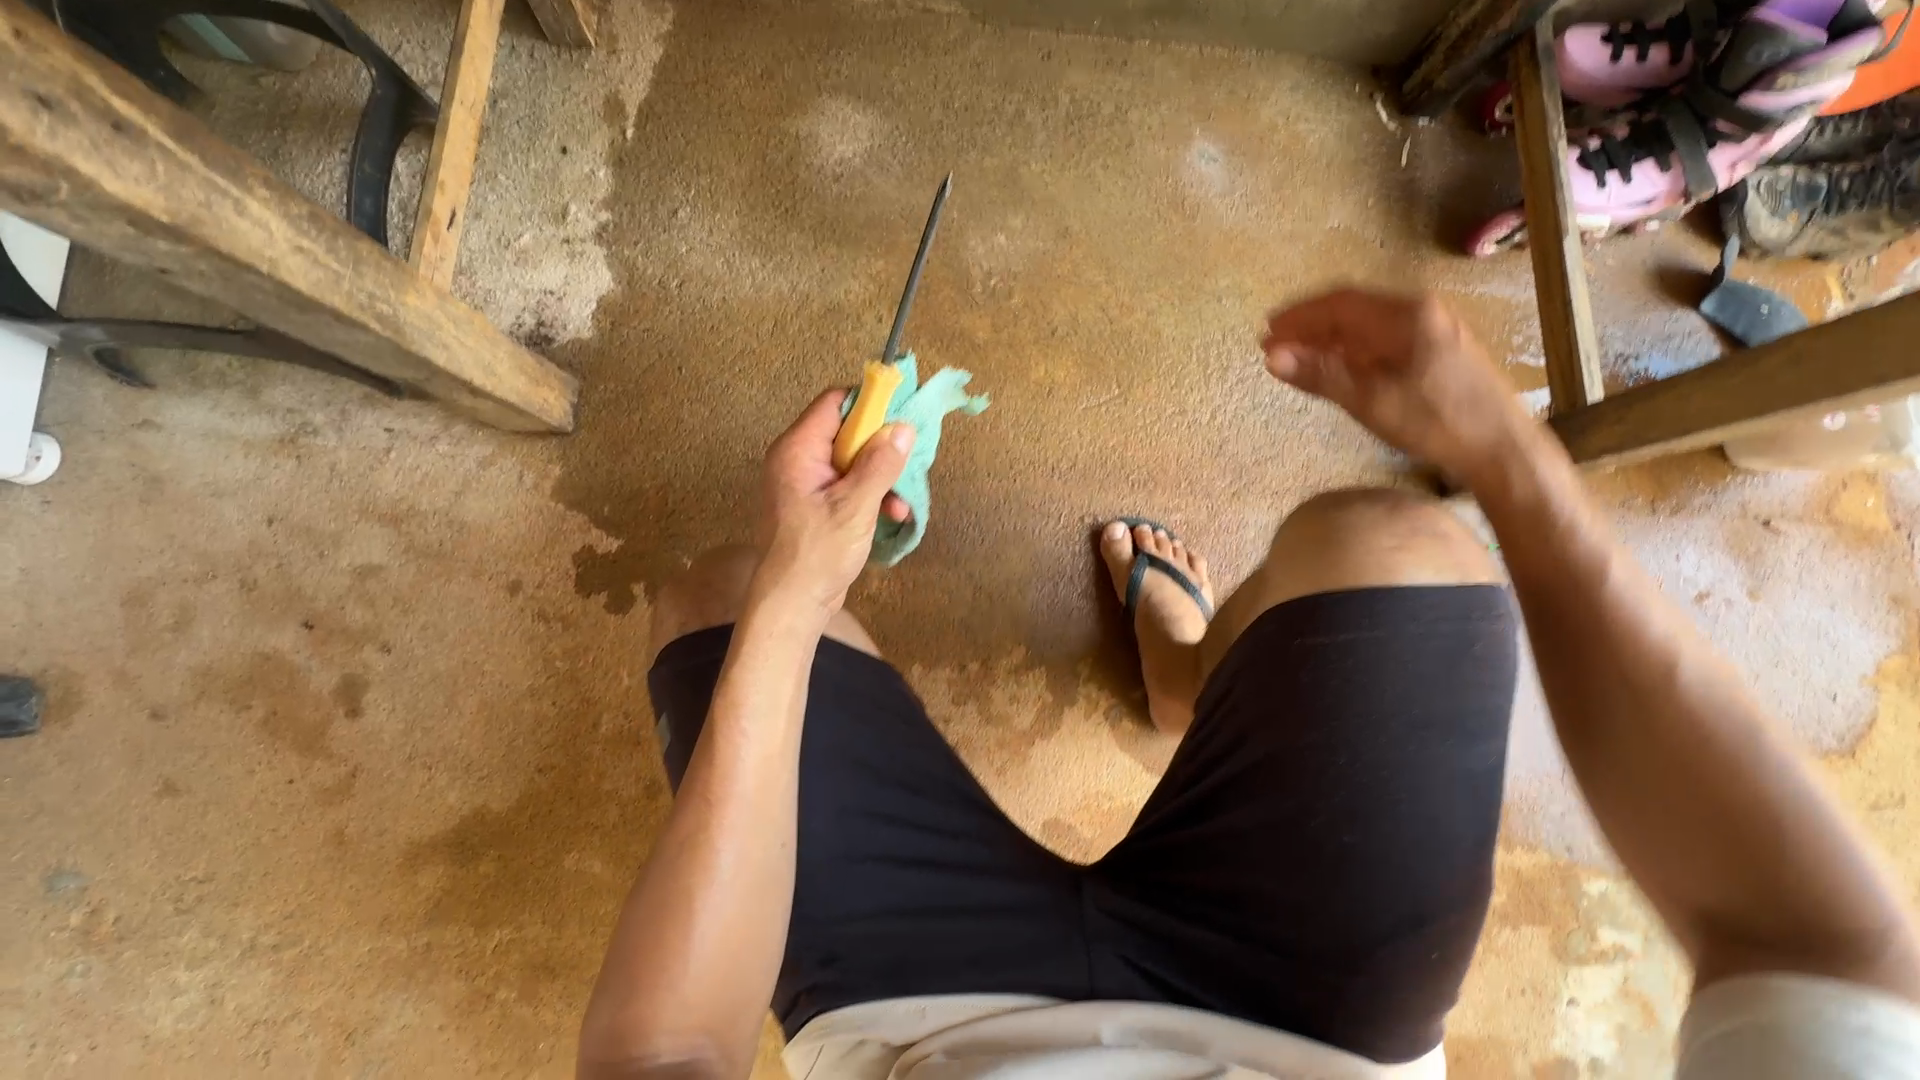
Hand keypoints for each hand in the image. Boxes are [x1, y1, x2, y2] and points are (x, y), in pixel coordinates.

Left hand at [754, 389, 914, 611]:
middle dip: (882, 448)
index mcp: (797, 450)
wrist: (793, 603)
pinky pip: (848, 484)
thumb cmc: (818, 553)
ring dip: (881, 476)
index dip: (869, 404)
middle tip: (908, 462)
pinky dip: (871, 494)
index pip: (835, 403)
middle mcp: (798, 459)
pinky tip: (892, 514)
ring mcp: (807, 483)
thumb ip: (880, 464)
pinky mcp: (817, 505)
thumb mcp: (855, 506)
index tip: (902, 415)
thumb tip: (904, 427)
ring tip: (901, 502)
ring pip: (853, 460)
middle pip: (847, 432)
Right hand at [1262, 289, 1533, 486]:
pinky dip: (1351, 352)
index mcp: (1406, 314)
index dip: (1298, 317)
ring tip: (1296, 359)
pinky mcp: (1436, 352)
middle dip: (1309, 328)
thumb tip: (1271, 357)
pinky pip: (1382, 341)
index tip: (1266, 332)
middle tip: (1273, 347)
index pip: (1338, 303)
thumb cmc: (1436, 421)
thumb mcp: (1370, 400)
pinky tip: (1335, 369)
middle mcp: (1420, 312)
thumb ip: (1320, 374)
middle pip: (1352, 311)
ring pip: (1366, 327)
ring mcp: (1431, 331)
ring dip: (1328, 341)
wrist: (1501, 448)